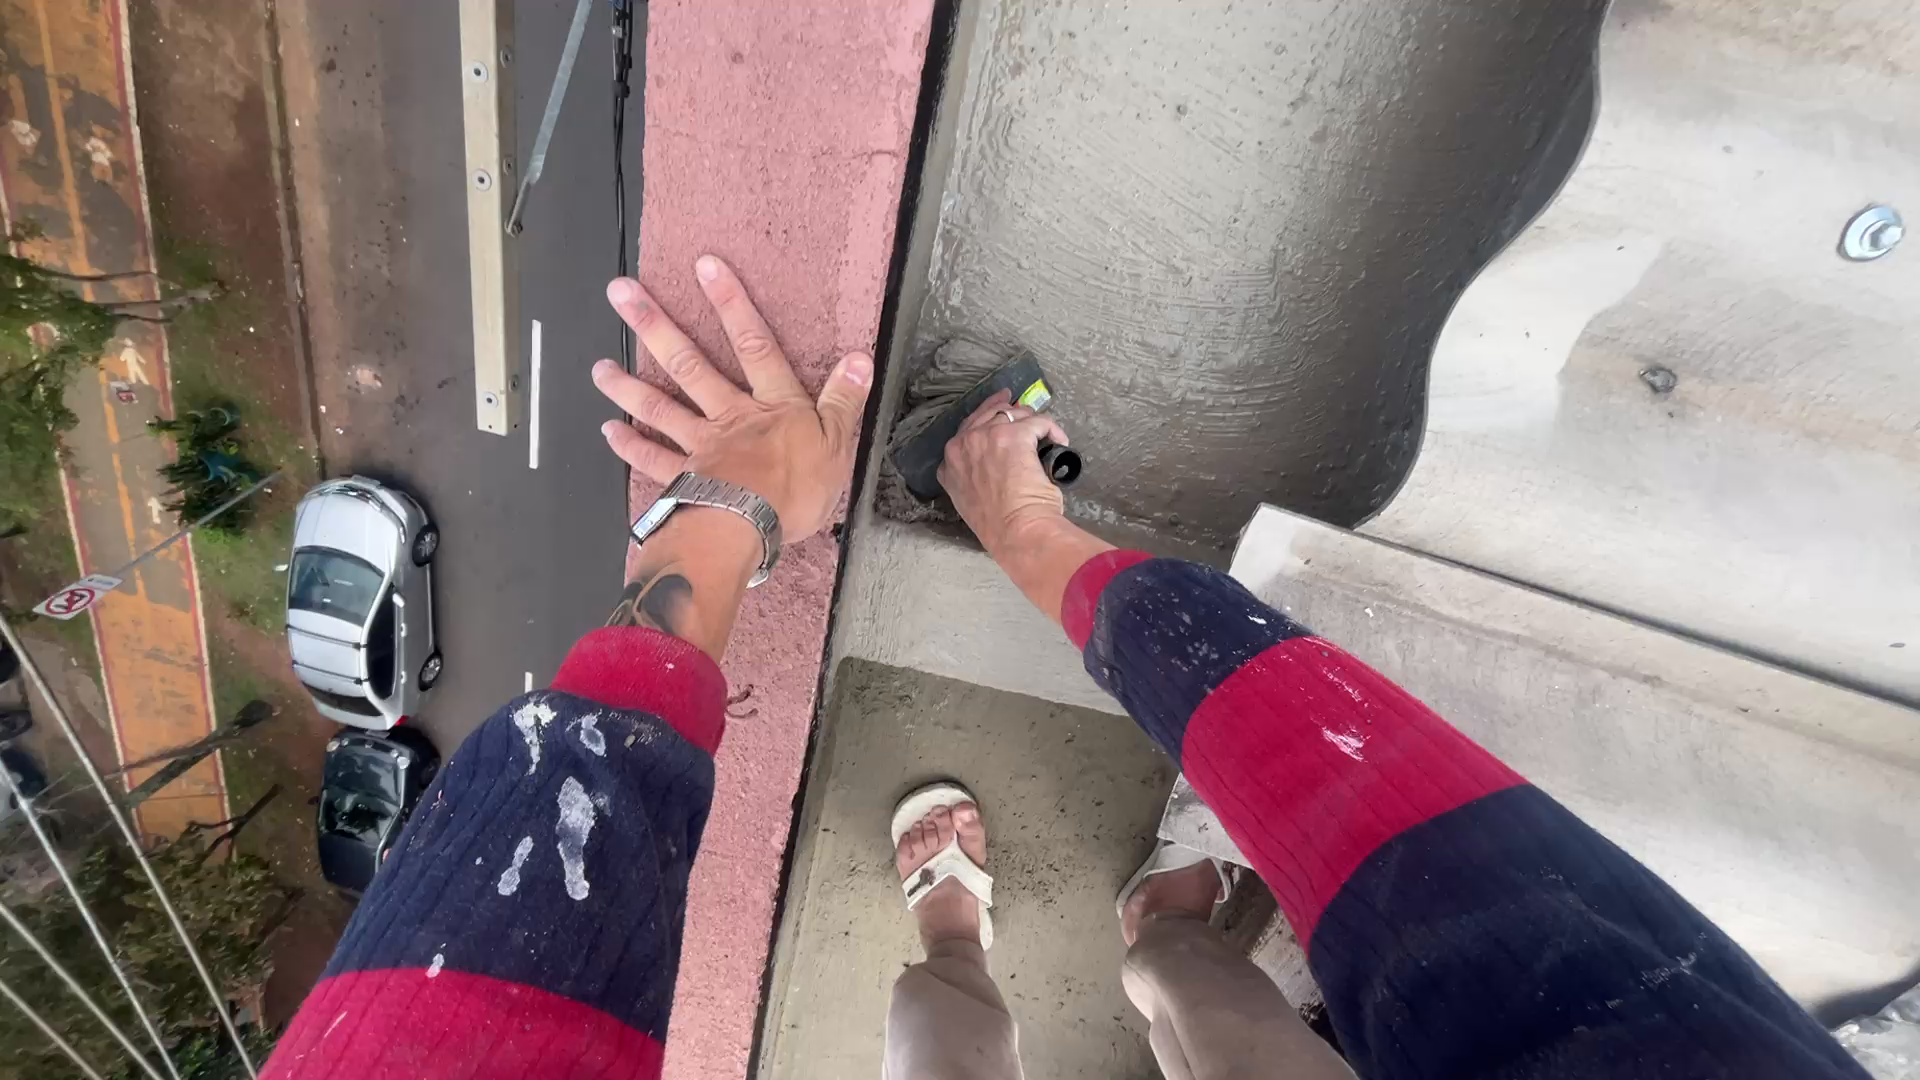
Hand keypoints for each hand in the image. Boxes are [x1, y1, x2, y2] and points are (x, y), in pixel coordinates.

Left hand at [593, 255, 872, 542]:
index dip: (733, 305)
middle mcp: (729, 417)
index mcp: (772, 407)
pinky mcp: (684, 480)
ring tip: (600, 366)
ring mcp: (701, 447)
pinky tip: (609, 430)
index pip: (755, 346)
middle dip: (657, 326)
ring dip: (628, 386)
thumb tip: (859, 358)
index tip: (706, 266)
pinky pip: (652, 459)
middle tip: (621, 294)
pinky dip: (630, 445)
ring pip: (660, 408)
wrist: (749, 529)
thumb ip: (844, 401)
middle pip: (690, 366)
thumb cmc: (796, 489)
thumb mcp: (837, 444)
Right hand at [936, 390, 1071, 554]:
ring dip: (1033, 424)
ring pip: (1015, 415)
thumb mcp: (969, 501)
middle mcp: (963, 445)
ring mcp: (987, 437)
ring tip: (1047, 438)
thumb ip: (971, 478)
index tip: (1002, 415)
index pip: (968, 429)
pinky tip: (1059, 441)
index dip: (988, 419)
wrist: (1016, 533)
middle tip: (1029, 416)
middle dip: (1012, 414)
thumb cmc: (999, 528)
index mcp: (949, 464)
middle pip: (990, 414)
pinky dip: (1051, 430)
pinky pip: (1038, 422)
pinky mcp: (1014, 435)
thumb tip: (995, 465)